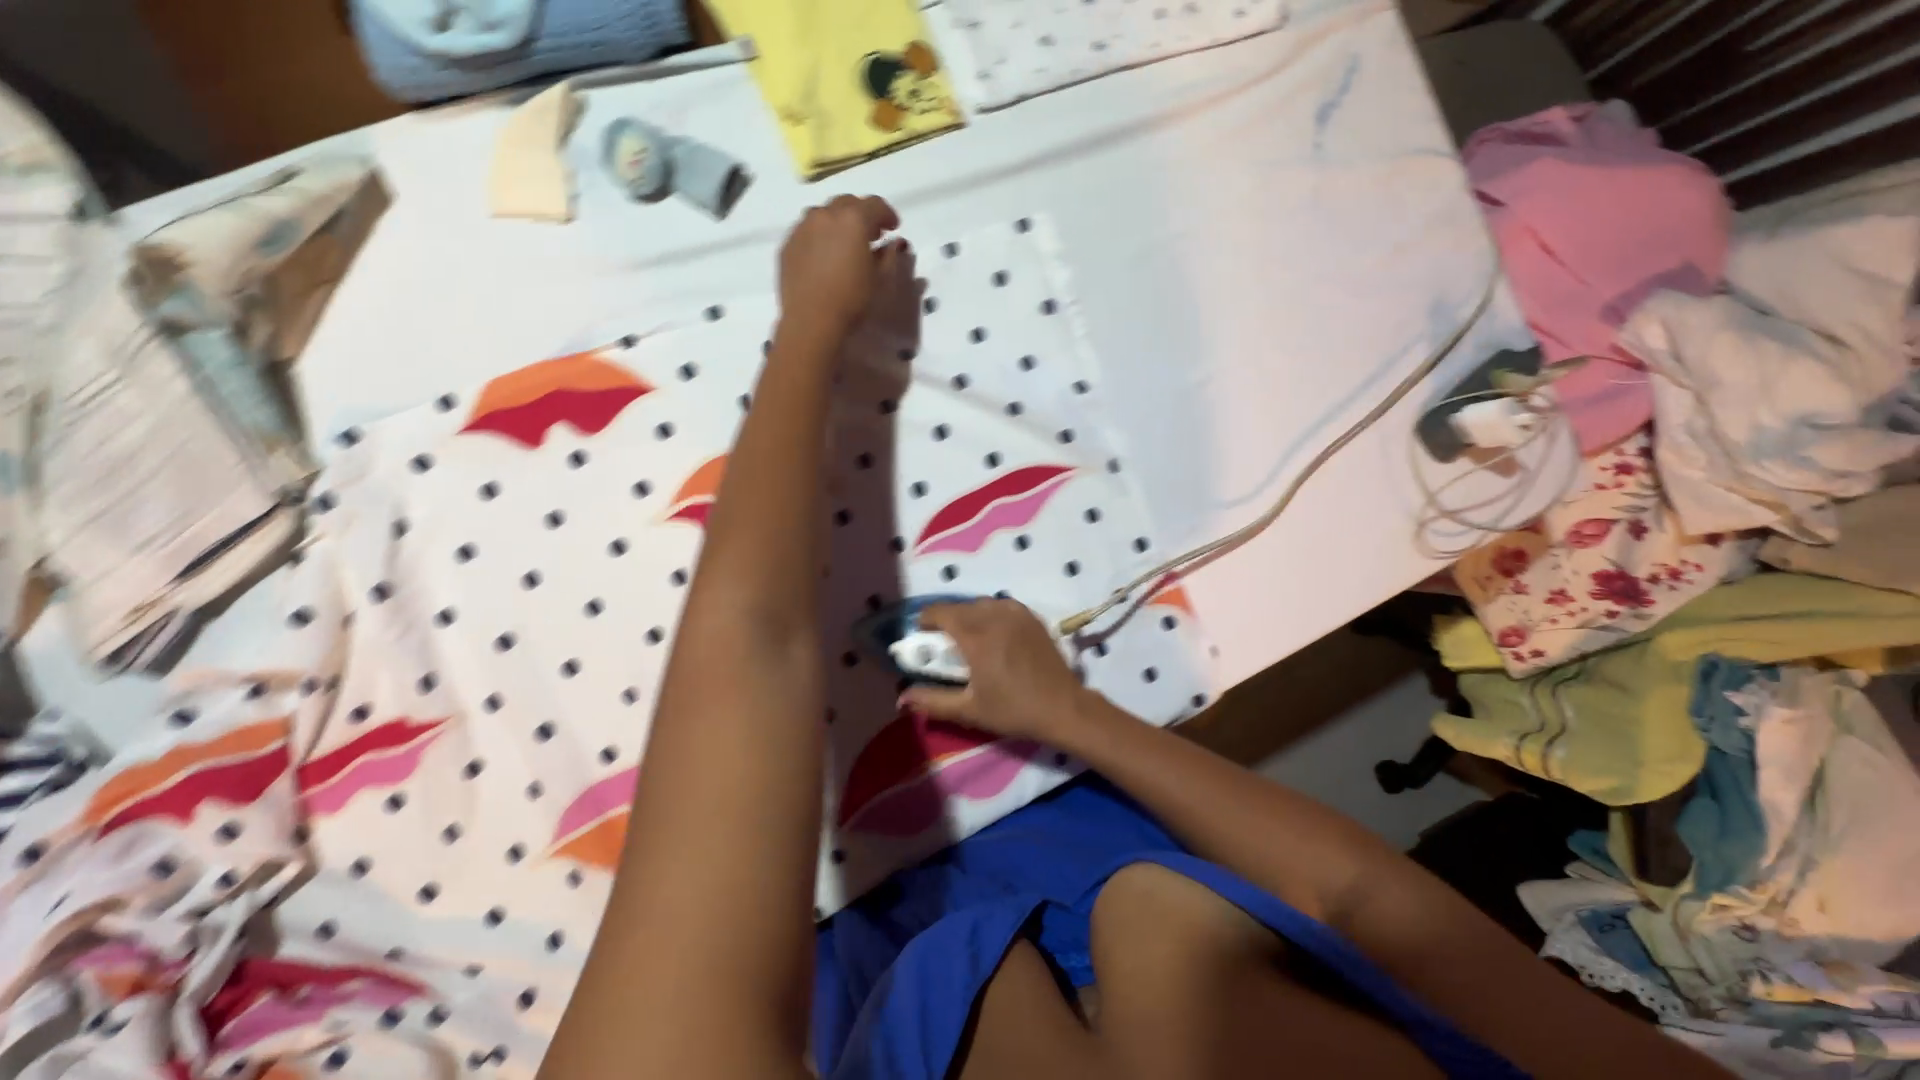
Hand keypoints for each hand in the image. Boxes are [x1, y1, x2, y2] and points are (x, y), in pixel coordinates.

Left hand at [777, 195, 902, 342]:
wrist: (811, 321)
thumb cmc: (852, 300)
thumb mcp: (880, 279)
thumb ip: (889, 255)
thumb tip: (891, 244)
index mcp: (853, 219)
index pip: (874, 204)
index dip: (887, 214)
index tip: (892, 228)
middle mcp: (825, 215)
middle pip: (846, 203)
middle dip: (861, 214)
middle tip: (869, 235)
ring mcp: (802, 228)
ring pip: (823, 214)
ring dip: (837, 222)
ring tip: (844, 244)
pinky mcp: (787, 245)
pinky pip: (806, 231)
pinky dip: (818, 236)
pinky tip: (823, 257)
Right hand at [899, 599, 1097, 743]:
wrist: (1062, 708)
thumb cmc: (1013, 710)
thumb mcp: (969, 710)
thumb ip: (933, 701)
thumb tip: (901, 698)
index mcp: (976, 638)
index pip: (942, 613)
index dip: (926, 619)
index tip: (921, 633)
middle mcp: (995, 618)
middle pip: (960, 607)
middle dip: (946, 618)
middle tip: (941, 640)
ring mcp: (1017, 615)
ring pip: (982, 603)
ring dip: (969, 613)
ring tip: (967, 634)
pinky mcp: (1033, 619)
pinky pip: (1004, 605)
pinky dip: (991, 612)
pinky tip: (993, 630)